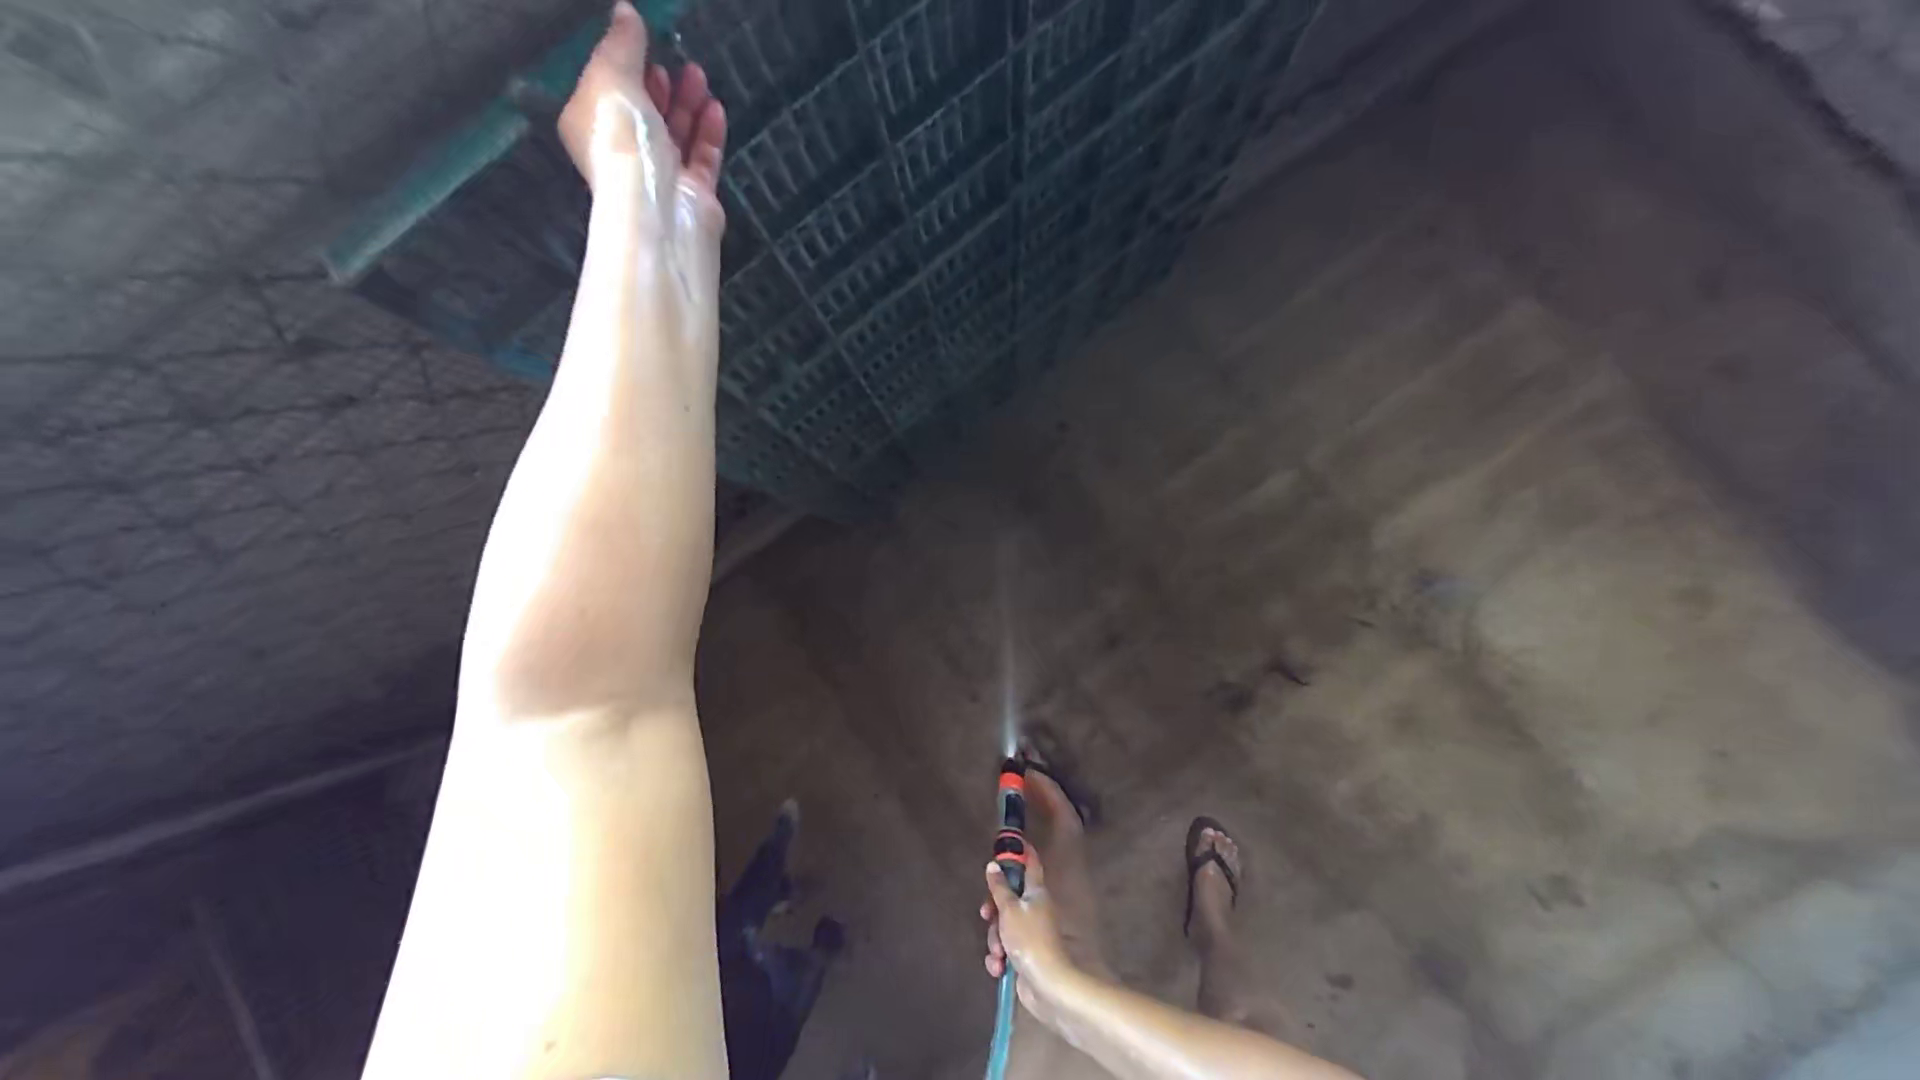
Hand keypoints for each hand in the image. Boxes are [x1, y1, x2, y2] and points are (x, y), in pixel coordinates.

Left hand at [557, 1, 725, 233]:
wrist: (659, 210)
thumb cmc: (623, 140)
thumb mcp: (611, 76)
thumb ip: (621, 43)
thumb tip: (626, 12)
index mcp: (589, 128)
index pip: (605, 92)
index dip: (622, 66)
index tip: (642, 43)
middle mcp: (624, 154)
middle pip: (644, 114)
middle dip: (660, 86)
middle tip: (677, 62)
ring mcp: (662, 176)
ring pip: (676, 135)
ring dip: (687, 104)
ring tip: (699, 76)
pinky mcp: (694, 193)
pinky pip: (703, 158)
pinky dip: (709, 133)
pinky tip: (716, 108)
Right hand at [981, 848, 1077, 1017]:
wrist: (1048, 984)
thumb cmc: (1030, 939)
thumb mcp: (1009, 909)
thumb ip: (1000, 887)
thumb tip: (993, 864)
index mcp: (1036, 892)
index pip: (1030, 863)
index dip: (1021, 850)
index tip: (1010, 840)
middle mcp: (1035, 909)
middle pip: (1009, 898)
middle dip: (994, 909)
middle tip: (986, 915)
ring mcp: (1030, 933)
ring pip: (1004, 925)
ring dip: (996, 939)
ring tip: (998, 953)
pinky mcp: (1025, 956)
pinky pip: (1006, 949)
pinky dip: (1000, 958)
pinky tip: (999, 967)